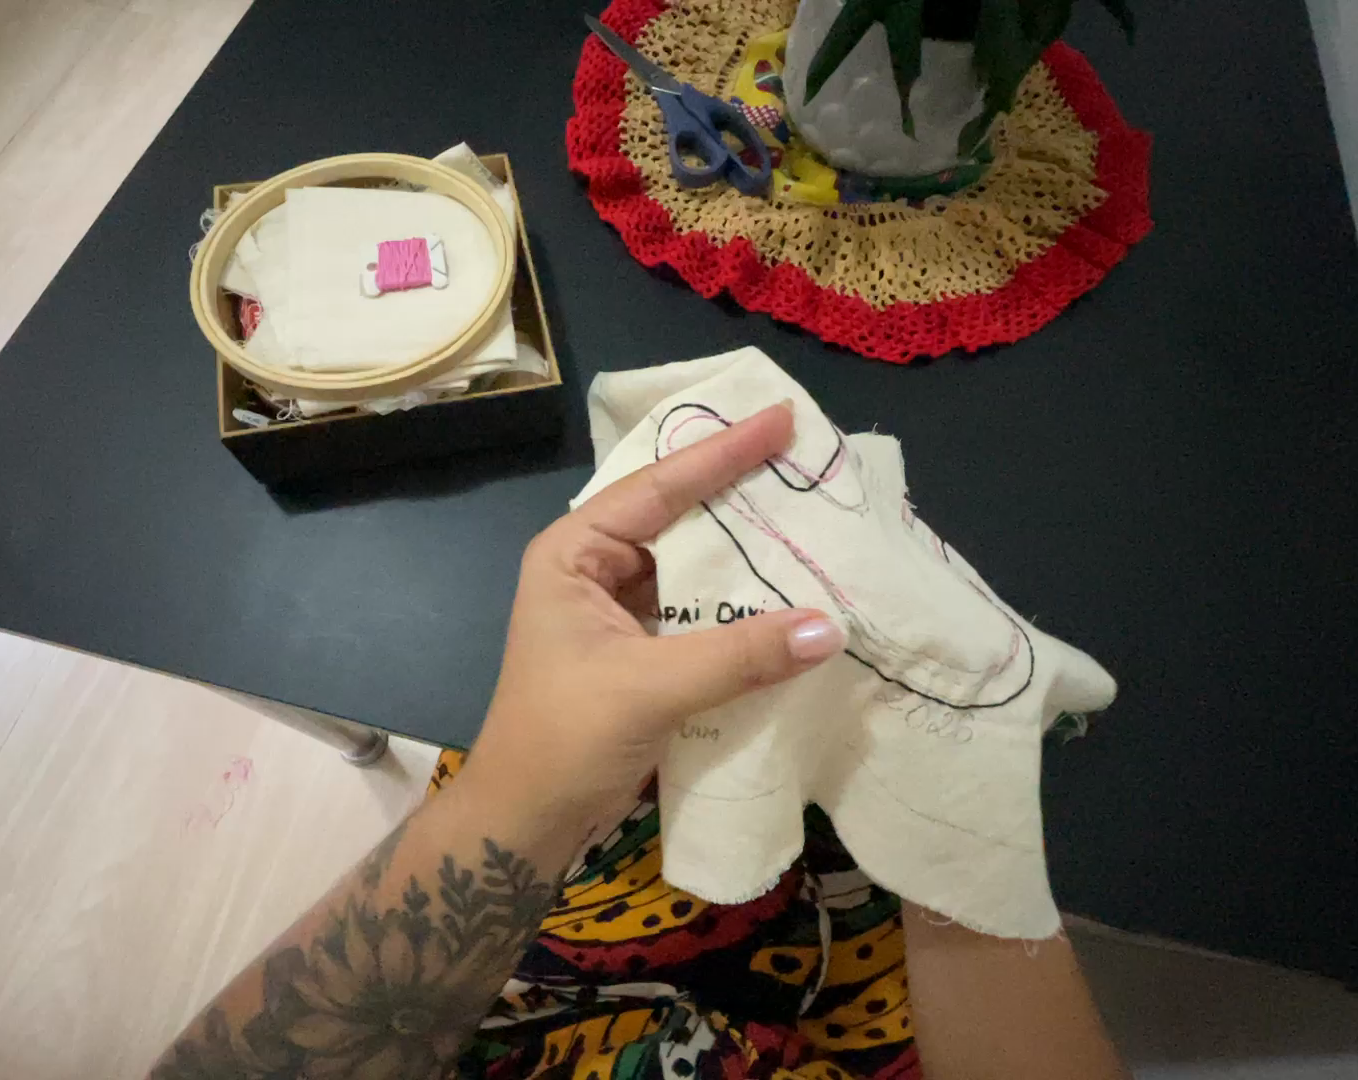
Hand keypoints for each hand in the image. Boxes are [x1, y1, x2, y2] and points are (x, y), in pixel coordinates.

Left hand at [459, 403, 846, 833]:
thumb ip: (737, 656)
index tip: (780, 418)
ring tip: (809, 519)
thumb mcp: (648, 689)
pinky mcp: (640, 647)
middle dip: (737, 493)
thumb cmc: (564, 740)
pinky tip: (785, 590)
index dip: (721, 452)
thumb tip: (830, 627)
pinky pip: (697, 608)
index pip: (656, 487)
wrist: (528, 819)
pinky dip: (737, 601)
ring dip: (743, 551)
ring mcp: (617, 608)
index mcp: (574, 553)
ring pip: (690, 564)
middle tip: (804, 463)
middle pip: (676, 516)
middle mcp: (594, 568)